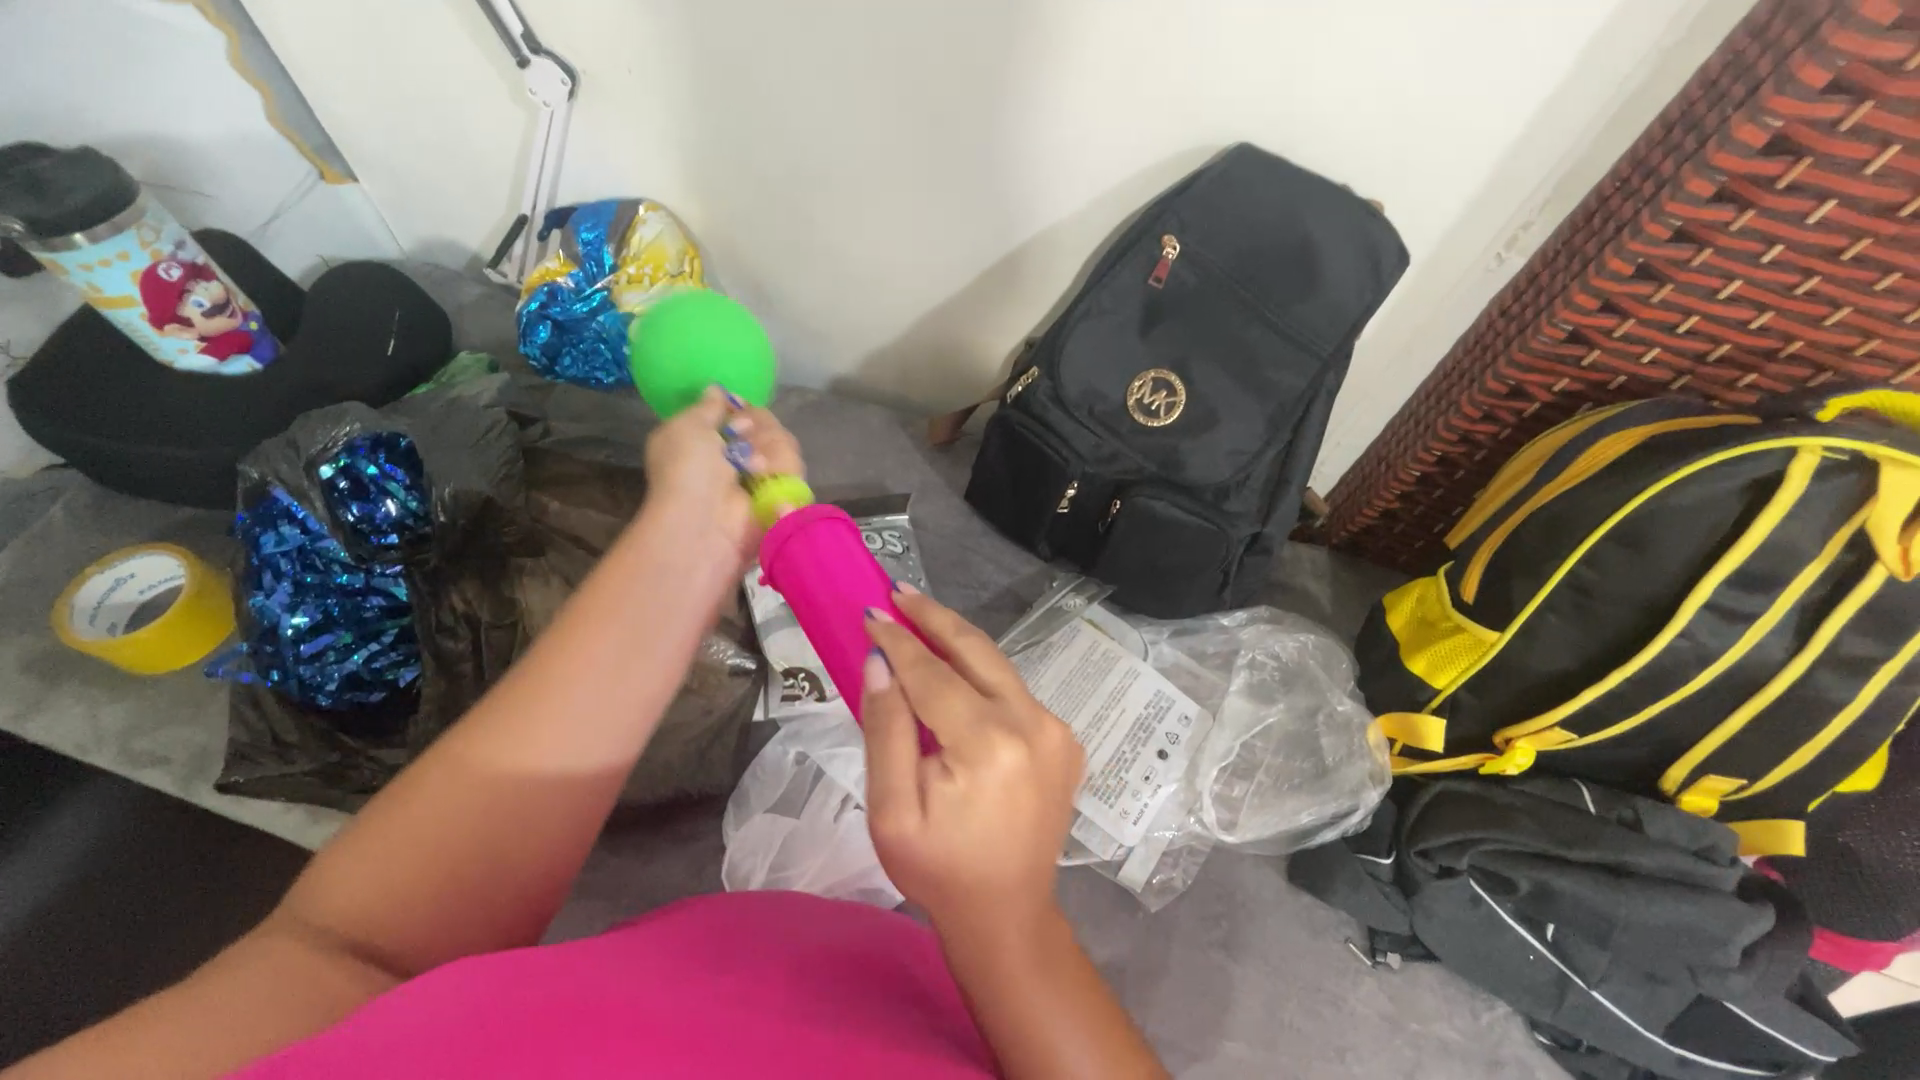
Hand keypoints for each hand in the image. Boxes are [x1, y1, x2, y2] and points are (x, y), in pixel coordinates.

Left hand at [642, 386, 803, 569]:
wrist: (703, 520)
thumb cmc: (686, 470)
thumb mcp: (686, 426)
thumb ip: (707, 406)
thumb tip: (717, 390)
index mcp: (712, 440)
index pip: (745, 413)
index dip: (744, 409)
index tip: (736, 412)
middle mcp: (741, 458)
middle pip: (771, 425)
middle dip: (759, 428)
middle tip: (740, 439)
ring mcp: (763, 479)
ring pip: (786, 445)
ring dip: (770, 450)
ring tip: (752, 469)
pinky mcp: (783, 497)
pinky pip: (796, 471)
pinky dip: (782, 471)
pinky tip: (764, 480)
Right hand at [862, 589, 1084, 938]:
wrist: (1006, 911)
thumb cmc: (938, 868)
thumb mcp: (892, 809)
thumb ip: (886, 729)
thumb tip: (880, 662)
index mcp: (988, 744)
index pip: (932, 674)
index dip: (898, 641)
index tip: (870, 611)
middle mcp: (1032, 725)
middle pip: (977, 652)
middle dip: (935, 618)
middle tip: (899, 592)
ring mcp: (1056, 731)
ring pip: (999, 668)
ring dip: (958, 642)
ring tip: (919, 618)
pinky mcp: (1065, 740)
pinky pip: (1014, 693)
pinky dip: (981, 674)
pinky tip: (953, 669)